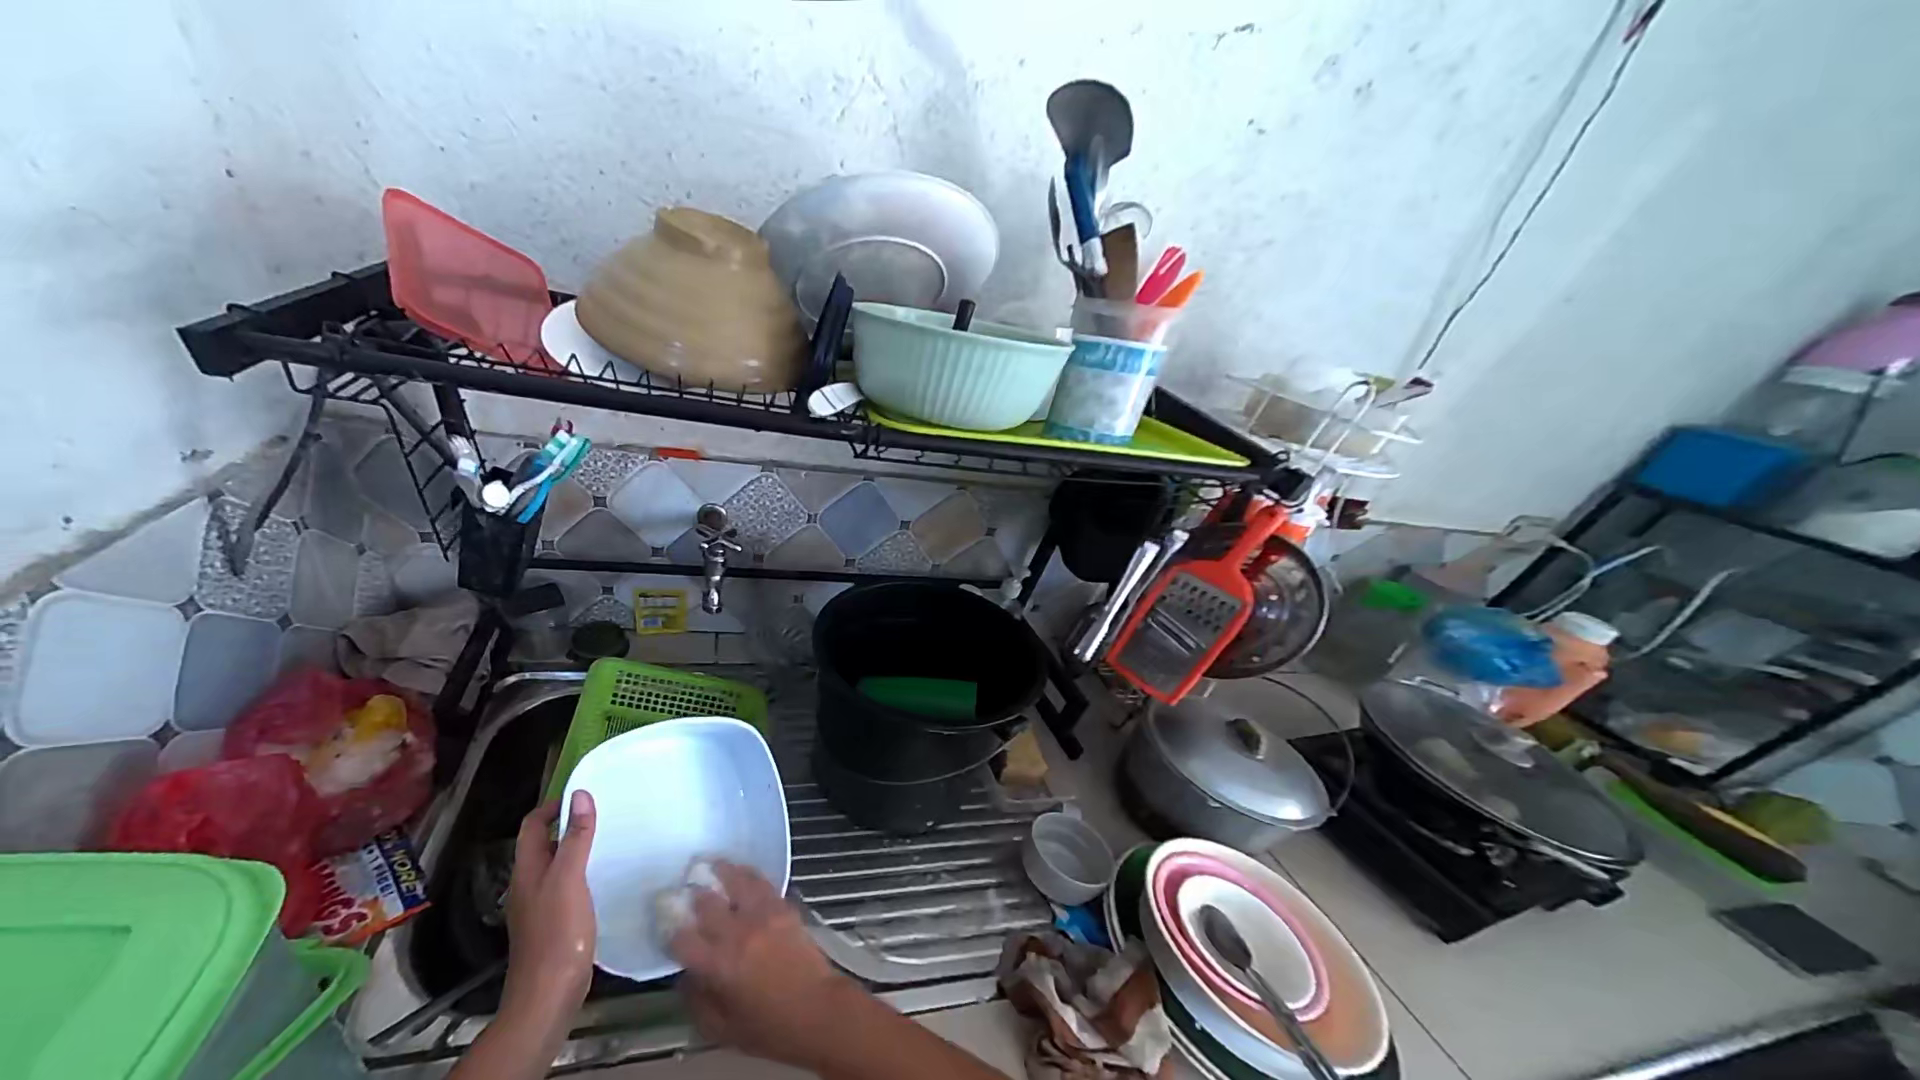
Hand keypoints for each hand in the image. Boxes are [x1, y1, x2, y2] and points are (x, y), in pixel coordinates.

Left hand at [501, 792, 597, 1022]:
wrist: (550, 992)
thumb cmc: (558, 931)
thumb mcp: (570, 878)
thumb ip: (576, 837)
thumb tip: (581, 794)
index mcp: (527, 870)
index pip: (532, 826)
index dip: (552, 806)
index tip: (583, 792)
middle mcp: (529, 883)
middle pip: (543, 844)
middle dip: (568, 823)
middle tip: (603, 811)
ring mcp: (540, 904)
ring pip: (557, 864)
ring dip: (578, 847)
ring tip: (610, 837)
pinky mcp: (556, 920)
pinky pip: (567, 884)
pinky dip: (584, 871)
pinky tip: (606, 875)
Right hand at [668, 860, 853, 1068]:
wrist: (817, 1009)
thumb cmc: (769, 1027)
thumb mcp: (721, 1027)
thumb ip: (697, 999)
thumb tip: (686, 975)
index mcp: (718, 964)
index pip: (681, 938)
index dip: (668, 928)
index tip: (663, 922)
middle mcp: (738, 932)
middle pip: (707, 902)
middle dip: (691, 893)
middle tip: (682, 885)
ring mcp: (763, 915)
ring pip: (737, 882)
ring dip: (721, 871)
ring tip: (710, 863)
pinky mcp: (784, 908)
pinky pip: (763, 883)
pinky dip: (749, 874)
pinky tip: (742, 872)